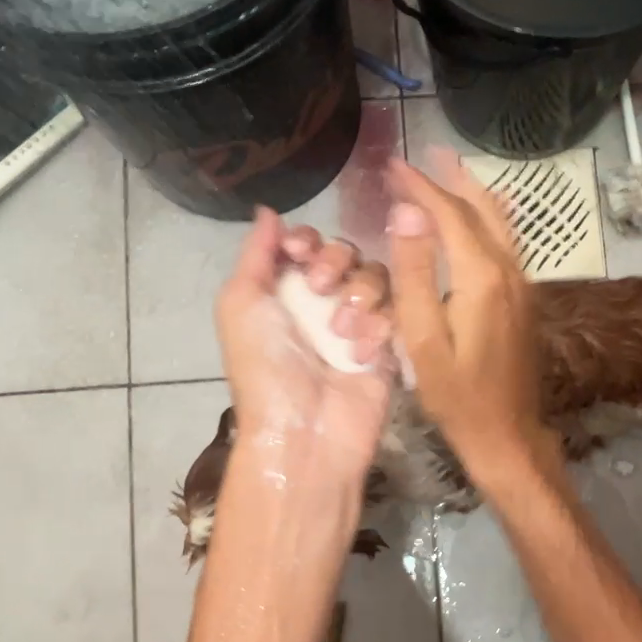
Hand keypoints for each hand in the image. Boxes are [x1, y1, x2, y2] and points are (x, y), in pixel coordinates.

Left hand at [215, 208, 394, 481]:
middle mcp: (324, 303)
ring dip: (360, 295)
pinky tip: (362, 355)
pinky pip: (400, 314)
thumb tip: (268, 209)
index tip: (300, 252)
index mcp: (285, 291)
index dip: (308, 241)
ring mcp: (359, 325)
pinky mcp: (390, 348)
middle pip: (348, 252)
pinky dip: (381, 328)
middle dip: (336, 262)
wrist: (305, 432)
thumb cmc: (265, 369)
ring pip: (378, 278)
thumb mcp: (241, 305)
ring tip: (342, 331)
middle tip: (320, 289)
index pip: (309, 244)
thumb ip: (255, 254)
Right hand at [384, 152, 559, 480]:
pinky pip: (506, 243)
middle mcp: (509, 272)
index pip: (448, 215)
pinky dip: (488, 218)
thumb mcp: (422, 340)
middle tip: (424, 155)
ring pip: (500, 223)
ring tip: (450, 171)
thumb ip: (415, 275)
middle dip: (450, 179)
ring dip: (473, 194)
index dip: (419, 187)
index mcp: (482, 277)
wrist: (509, 435)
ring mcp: (522, 286)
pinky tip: (481, 217)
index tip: (392, 164)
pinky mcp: (524, 301)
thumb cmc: (457, 397)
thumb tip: (408, 215)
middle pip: (481, 209)